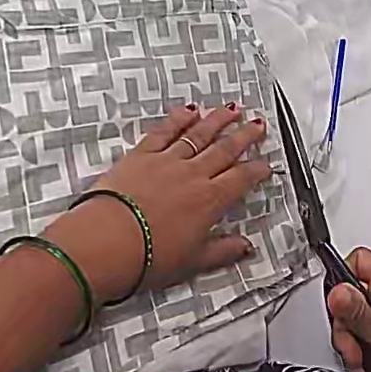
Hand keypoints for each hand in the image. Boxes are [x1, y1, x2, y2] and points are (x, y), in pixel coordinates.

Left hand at [44, 103, 272, 300]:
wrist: (105, 244)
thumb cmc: (146, 257)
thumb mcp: (193, 262)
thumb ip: (223, 251)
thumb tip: (245, 248)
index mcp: (210, 200)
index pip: (242, 179)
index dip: (257, 170)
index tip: (265, 165)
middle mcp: (192, 175)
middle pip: (226, 149)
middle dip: (244, 136)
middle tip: (257, 125)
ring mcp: (167, 161)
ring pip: (199, 134)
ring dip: (218, 120)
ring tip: (231, 110)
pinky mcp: (141, 156)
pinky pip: (165, 131)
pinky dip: (178, 119)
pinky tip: (188, 111)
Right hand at [326, 247, 370, 371]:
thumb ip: (362, 315)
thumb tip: (337, 291)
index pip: (358, 261)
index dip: (342, 280)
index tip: (340, 310)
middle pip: (351, 296)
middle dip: (346, 326)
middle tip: (355, 346)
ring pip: (356, 321)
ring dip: (354, 346)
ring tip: (366, 364)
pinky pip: (366, 339)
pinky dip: (364, 356)